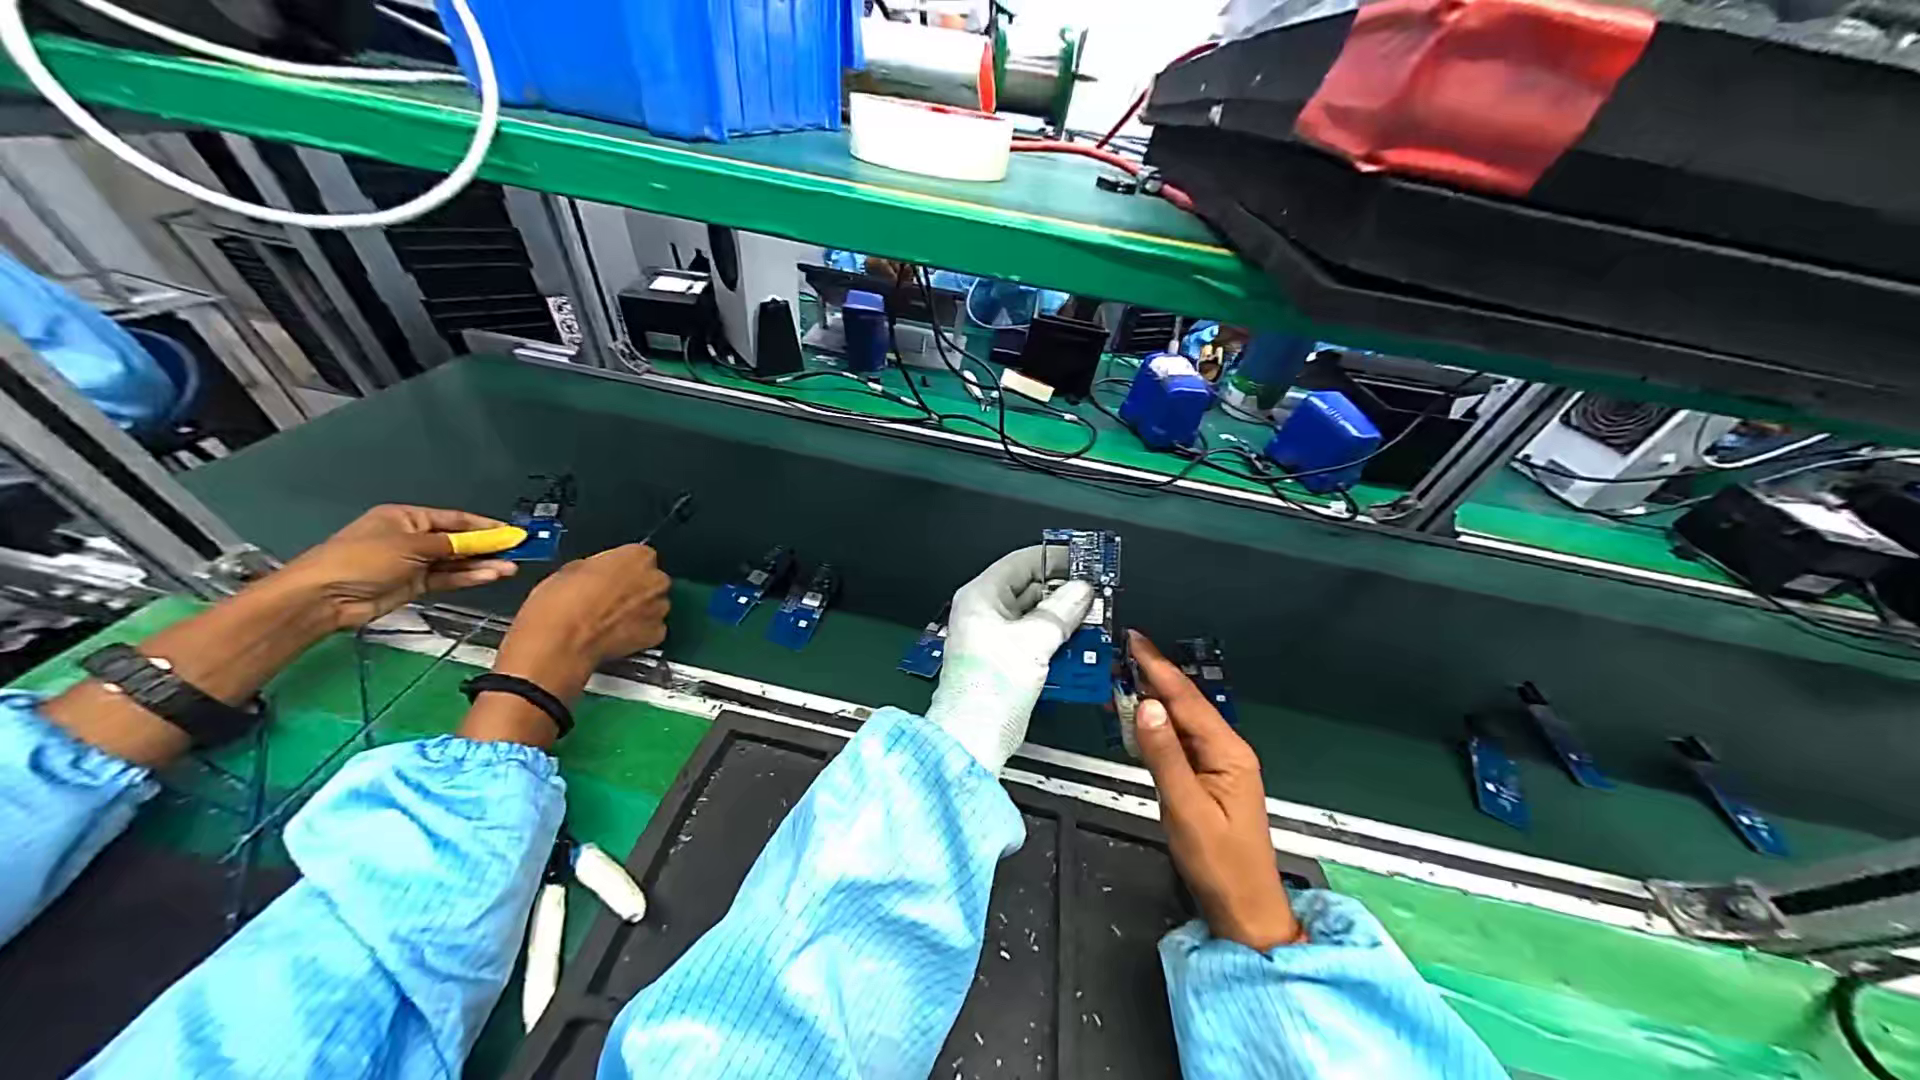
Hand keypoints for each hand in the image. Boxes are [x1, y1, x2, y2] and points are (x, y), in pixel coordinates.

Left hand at [275, 504, 519, 628]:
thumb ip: (452, 543)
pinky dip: (470, 576)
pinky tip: (491, 575)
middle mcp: (412, 538)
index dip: (484, 525)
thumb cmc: (361, 560)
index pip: (454, 519)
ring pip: (457, 561)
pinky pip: (449, 577)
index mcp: (406, 518)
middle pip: (459, 540)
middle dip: (488, 546)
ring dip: (483, 564)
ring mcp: (414, 562)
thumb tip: (484, 540)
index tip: (512, 531)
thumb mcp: (409, 544)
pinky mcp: (416, 584)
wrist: (324, 598)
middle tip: (518, 550)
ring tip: (510, 567)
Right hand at [488, 543, 670, 701]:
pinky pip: (652, 629)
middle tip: (607, 598)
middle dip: (634, 588)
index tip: (609, 575)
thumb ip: (596, 566)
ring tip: (608, 619)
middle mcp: (655, 580)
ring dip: (638, 610)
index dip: (621, 567)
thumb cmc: (559, 606)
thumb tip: (596, 572)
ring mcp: (658, 607)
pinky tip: (615, 634)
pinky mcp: (657, 633)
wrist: (559, 643)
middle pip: (651, 580)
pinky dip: (639, 632)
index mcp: (637, 556)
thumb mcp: (570, 569)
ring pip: (654, 604)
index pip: (639, 555)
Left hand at [924, 546, 1092, 773]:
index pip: (1020, 562)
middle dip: (1064, 590)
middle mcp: (985, 612)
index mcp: (980, 597)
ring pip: (1036, 614)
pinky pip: (1037, 637)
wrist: (974, 737)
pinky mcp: (1008, 659)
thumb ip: (1061, 611)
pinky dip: (1058, 637)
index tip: (1083, 559)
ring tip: (1094, 615)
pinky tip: (1082, 640)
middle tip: (1096, 591)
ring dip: (1064, 616)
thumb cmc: (987, 689)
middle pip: (1030, 587)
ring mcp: (996, 636)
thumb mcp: (1033, 642)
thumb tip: (1082, 590)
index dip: (1053, 559)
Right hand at [1128, 630, 1302, 950]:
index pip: (1187, 699)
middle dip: (1154, 675)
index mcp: (1228, 753)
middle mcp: (1227, 751)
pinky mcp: (1209, 777)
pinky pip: (1180, 739)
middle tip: (1122, 653)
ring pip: (1182, 720)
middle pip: (1186, 704)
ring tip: (1125, 677)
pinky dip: (1157, 724)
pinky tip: (1141, 718)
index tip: (1135, 641)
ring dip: (1154, 698)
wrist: (1244, 909)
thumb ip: (1164, 755)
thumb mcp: (1186, 809)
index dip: (1158, 667)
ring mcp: (1219, 764)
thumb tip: (1146, 706)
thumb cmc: (1220, 865)